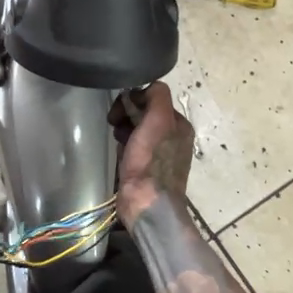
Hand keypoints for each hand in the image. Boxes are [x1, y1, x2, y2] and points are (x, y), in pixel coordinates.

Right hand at [112, 81, 194, 226]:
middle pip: (144, 112)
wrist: (146, 203)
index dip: (135, 99)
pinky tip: (119, 151)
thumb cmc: (151, 161)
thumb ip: (157, 97)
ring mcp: (159, 153)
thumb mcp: (159, 120)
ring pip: (136, 129)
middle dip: (127, 114)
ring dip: (123, 128)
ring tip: (116, 138)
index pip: (154, 98)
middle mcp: (172, 137)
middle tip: (113, 122)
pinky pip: (132, 146)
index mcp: (179, 125)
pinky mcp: (145, 167)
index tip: (121, 109)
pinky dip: (123, 145)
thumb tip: (143, 89)